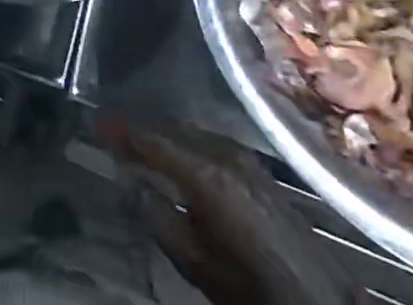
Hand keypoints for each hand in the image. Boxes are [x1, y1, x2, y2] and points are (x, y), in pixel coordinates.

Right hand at [100, 120, 359, 304]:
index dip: (121, 131)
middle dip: (138, 131)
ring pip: (189, 132)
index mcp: (205, 174)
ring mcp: (243, 156)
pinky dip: (182, 142)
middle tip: (109, 135)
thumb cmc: (250, 285)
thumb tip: (126, 179)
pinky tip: (172, 154)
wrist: (317, 298)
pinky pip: (207, 141)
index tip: (95, 125)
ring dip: (161, 135)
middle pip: (170, 130)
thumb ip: (154, 214)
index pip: (152, 139)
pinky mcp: (255, 166)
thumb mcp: (193, 261)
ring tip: (134, 144)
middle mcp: (223, 153)